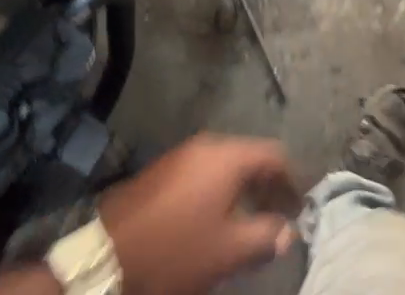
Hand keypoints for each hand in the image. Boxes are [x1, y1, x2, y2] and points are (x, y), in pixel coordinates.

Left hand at [99, 134, 302, 294]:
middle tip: (279, 216)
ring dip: (243, 191)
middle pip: (250, 158)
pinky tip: (217, 221)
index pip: (275, 155)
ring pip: (226, 167)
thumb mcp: (228, 251)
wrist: (104, 258)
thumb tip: (288, 231)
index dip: (292, 181)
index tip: (300, 207)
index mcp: (227, 156)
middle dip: (268, 187)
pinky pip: (203, 175)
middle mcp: (206, 146)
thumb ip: (266, 237)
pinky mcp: (160, 172)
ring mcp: (180, 157)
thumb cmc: (175, 250)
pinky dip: (219, 193)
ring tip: (250, 222)